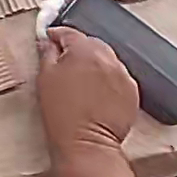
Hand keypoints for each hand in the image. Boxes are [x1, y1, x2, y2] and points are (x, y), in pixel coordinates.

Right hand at [38, 26, 139, 176]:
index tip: (49, 38)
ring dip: (94, 62)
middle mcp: (107, 58)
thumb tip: (47, 41)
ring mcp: (123, 74)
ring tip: (81, 78)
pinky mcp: (132, 91)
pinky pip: (117, 75)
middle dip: (77, 48)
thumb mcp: (45, 77)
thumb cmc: (61, 111)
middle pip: (91, 43)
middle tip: (64, 60)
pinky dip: (107, 77)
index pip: (69, 32)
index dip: (56, 34)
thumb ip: (47, 53)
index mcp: (84, 50)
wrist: (85, 144)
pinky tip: (96, 90)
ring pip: (106, 58)